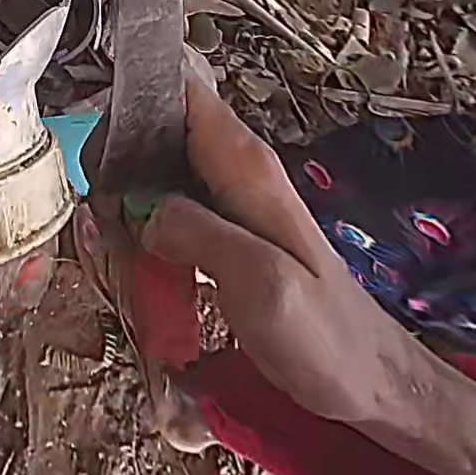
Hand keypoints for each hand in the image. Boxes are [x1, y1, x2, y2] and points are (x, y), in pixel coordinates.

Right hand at [135, 68, 475, 474]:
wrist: (375, 384)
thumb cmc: (325, 336)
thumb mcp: (261, 283)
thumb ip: (197, 233)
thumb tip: (144, 214)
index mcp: (243, 162)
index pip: (181, 90)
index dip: (134, 95)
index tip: (99, 137)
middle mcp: (232, 165)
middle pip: (156, 125)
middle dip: (116, 154)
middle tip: (99, 203)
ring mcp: (226, 192)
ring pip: (154, 162)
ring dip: (123, 189)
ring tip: (109, 230)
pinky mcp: (221, 221)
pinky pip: (165, 198)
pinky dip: (139, 213)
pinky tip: (132, 246)